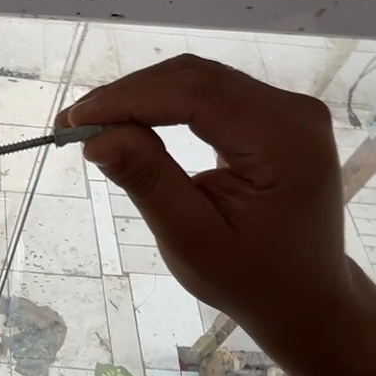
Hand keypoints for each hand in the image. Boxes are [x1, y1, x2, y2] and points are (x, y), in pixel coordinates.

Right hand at [58, 55, 349, 338]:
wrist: (305, 296)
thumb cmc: (251, 279)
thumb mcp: (192, 240)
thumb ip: (149, 181)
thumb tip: (97, 137)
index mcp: (285, 143)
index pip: (196, 96)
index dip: (129, 99)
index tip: (74, 119)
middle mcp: (292, 111)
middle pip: (194, 79)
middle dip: (127, 95)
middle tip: (71, 123)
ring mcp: (285, 108)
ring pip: (195, 79)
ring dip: (139, 96)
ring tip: (91, 123)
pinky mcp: (271, 113)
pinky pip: (206, 92)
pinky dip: (160, 102)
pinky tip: (127, 120)